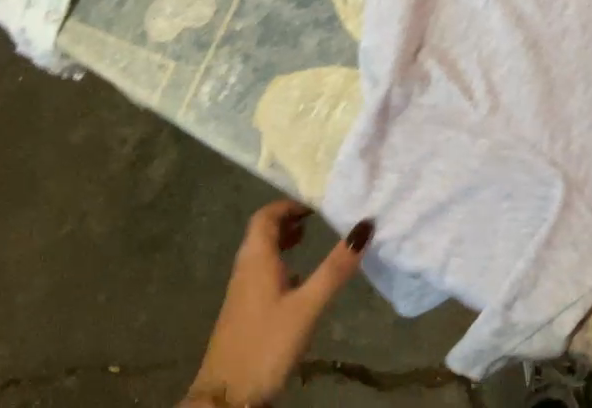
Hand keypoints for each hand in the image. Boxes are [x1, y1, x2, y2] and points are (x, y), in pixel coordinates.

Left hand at [185, 200, 374, 406]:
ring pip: (261, 254)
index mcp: (256, 260)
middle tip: (317, 219)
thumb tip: (365, 225)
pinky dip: (280, 266)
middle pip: (262, 232)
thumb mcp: (308, 305)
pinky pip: (261, 275)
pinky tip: (299, 283)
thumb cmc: (267, 343)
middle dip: (288, 221)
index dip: (289, 205)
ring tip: (310, 242)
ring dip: (283, 242)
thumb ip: (335, 267)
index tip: (316, 203)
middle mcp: (245, 270)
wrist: (227, 398)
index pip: (266, 216)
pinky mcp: (243, 313)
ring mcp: (241, 293)